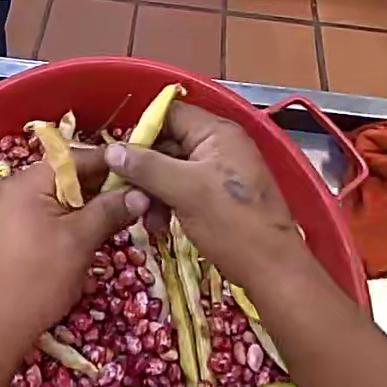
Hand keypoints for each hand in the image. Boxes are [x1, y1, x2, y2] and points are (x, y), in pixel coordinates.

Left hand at [0, 149, 147, 349]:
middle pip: (70, 175)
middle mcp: (19, 187)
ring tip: (122, 218)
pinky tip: (96, 234)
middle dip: (104, 187)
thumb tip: (141, 193)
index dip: (111, 163)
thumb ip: (110, 210)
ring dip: (91, 206)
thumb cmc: (38, 277)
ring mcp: (15, 210)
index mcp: (30, 180)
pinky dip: (75, 220)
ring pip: (63, 197)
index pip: (77, 157)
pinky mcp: (17, 231)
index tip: (142, 171)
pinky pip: (51, 214)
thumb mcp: (80, 240)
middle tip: (137, 199)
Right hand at [104, 102, 307, 290]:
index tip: (118, 156)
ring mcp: (219, 171)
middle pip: (168, 142)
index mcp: (216, 132)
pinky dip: (167, 203)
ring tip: (146, 217)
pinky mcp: (217, 195)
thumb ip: (147, 167)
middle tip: (124, 191)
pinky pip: (182, 188)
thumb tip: (112, 151)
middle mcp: (219, 144)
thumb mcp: (185, 190)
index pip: (169, 114)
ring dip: (152, 190)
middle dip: (144, 168)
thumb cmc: (233, 224)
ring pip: (171, 168)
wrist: (274, 272)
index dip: (141, 130)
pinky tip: (159, 225)